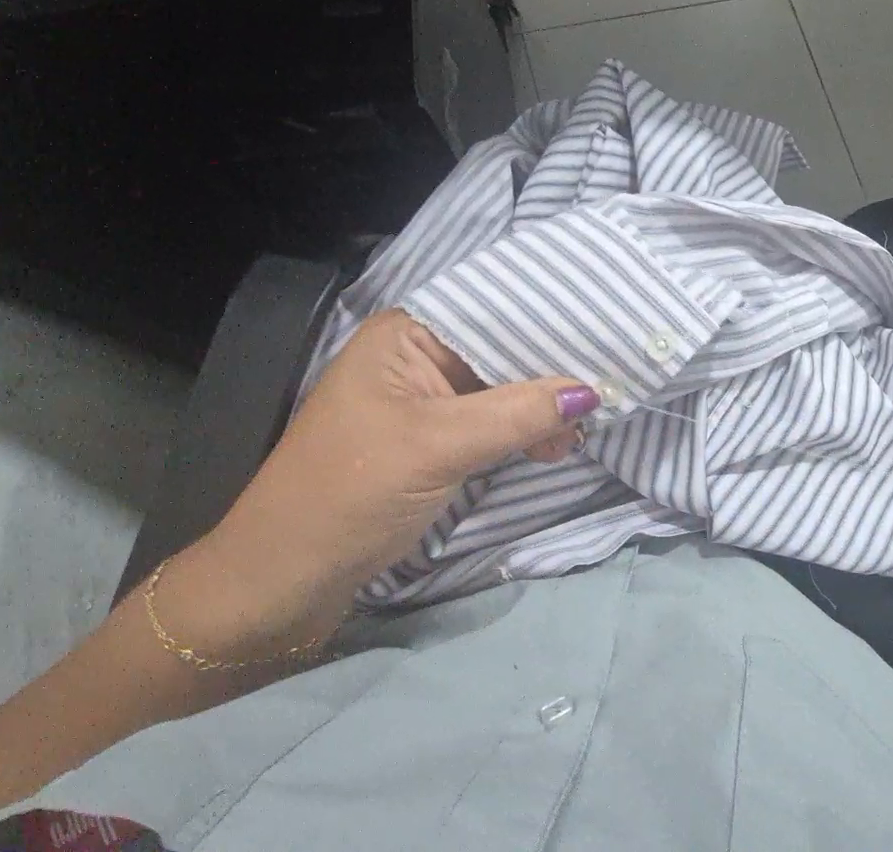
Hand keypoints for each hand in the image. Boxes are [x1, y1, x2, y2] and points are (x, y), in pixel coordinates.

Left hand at [175, 309, 599, 648]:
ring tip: (585, 427)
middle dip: (555, 369)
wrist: (281, 582)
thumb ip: (517, 414)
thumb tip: (593, 392)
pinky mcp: (435, 440)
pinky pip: (495, 421)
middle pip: (504, 349)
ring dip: (545, 406)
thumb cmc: (347, 495)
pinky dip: (527, 431)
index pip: (494, 310)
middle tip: (612, 385)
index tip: (609, 332)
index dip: (551, 321)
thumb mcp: (437, 447)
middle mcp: (418, 356)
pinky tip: (556, 445)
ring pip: (505, 388)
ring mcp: (426, 401)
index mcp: (405, 334)